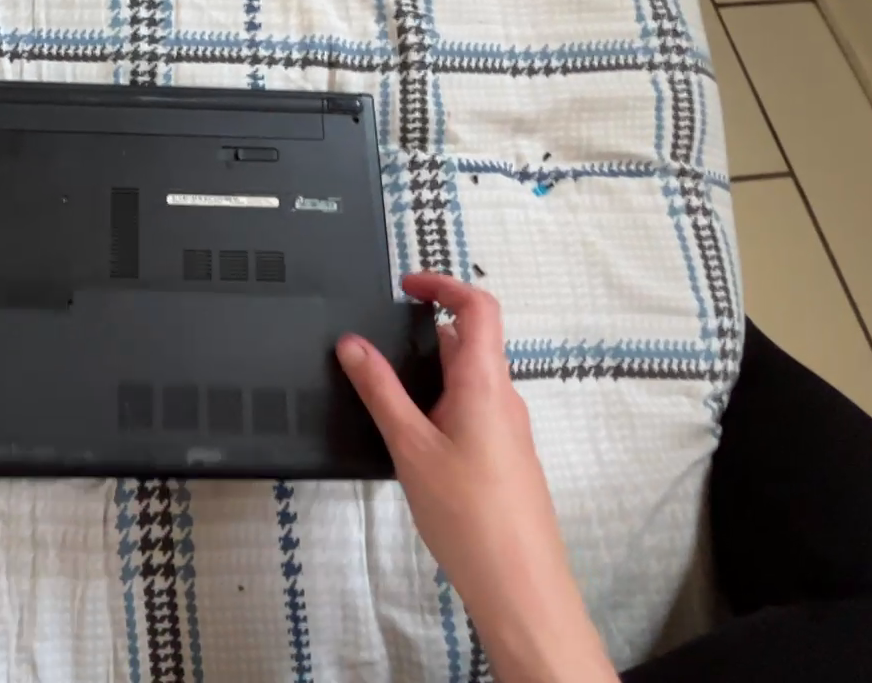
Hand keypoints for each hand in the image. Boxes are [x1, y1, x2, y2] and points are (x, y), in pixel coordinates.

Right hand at [337, 274, 616, 682]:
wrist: (521, 587)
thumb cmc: (469, 515)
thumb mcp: (410, 445)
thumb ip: (379, 389)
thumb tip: (351, 343)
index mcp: (484, 383)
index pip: (478, 308)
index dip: (443, 284)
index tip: (405, 285)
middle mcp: (501, 397)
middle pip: (469, 339)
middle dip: (424, 330)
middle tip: (378, 340)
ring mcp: (506, 427)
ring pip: (468, 375)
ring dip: (429, 366)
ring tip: (384, 387)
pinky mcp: (502, 453)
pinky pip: (470, 404)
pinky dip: (438, 396)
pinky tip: (410, 430)